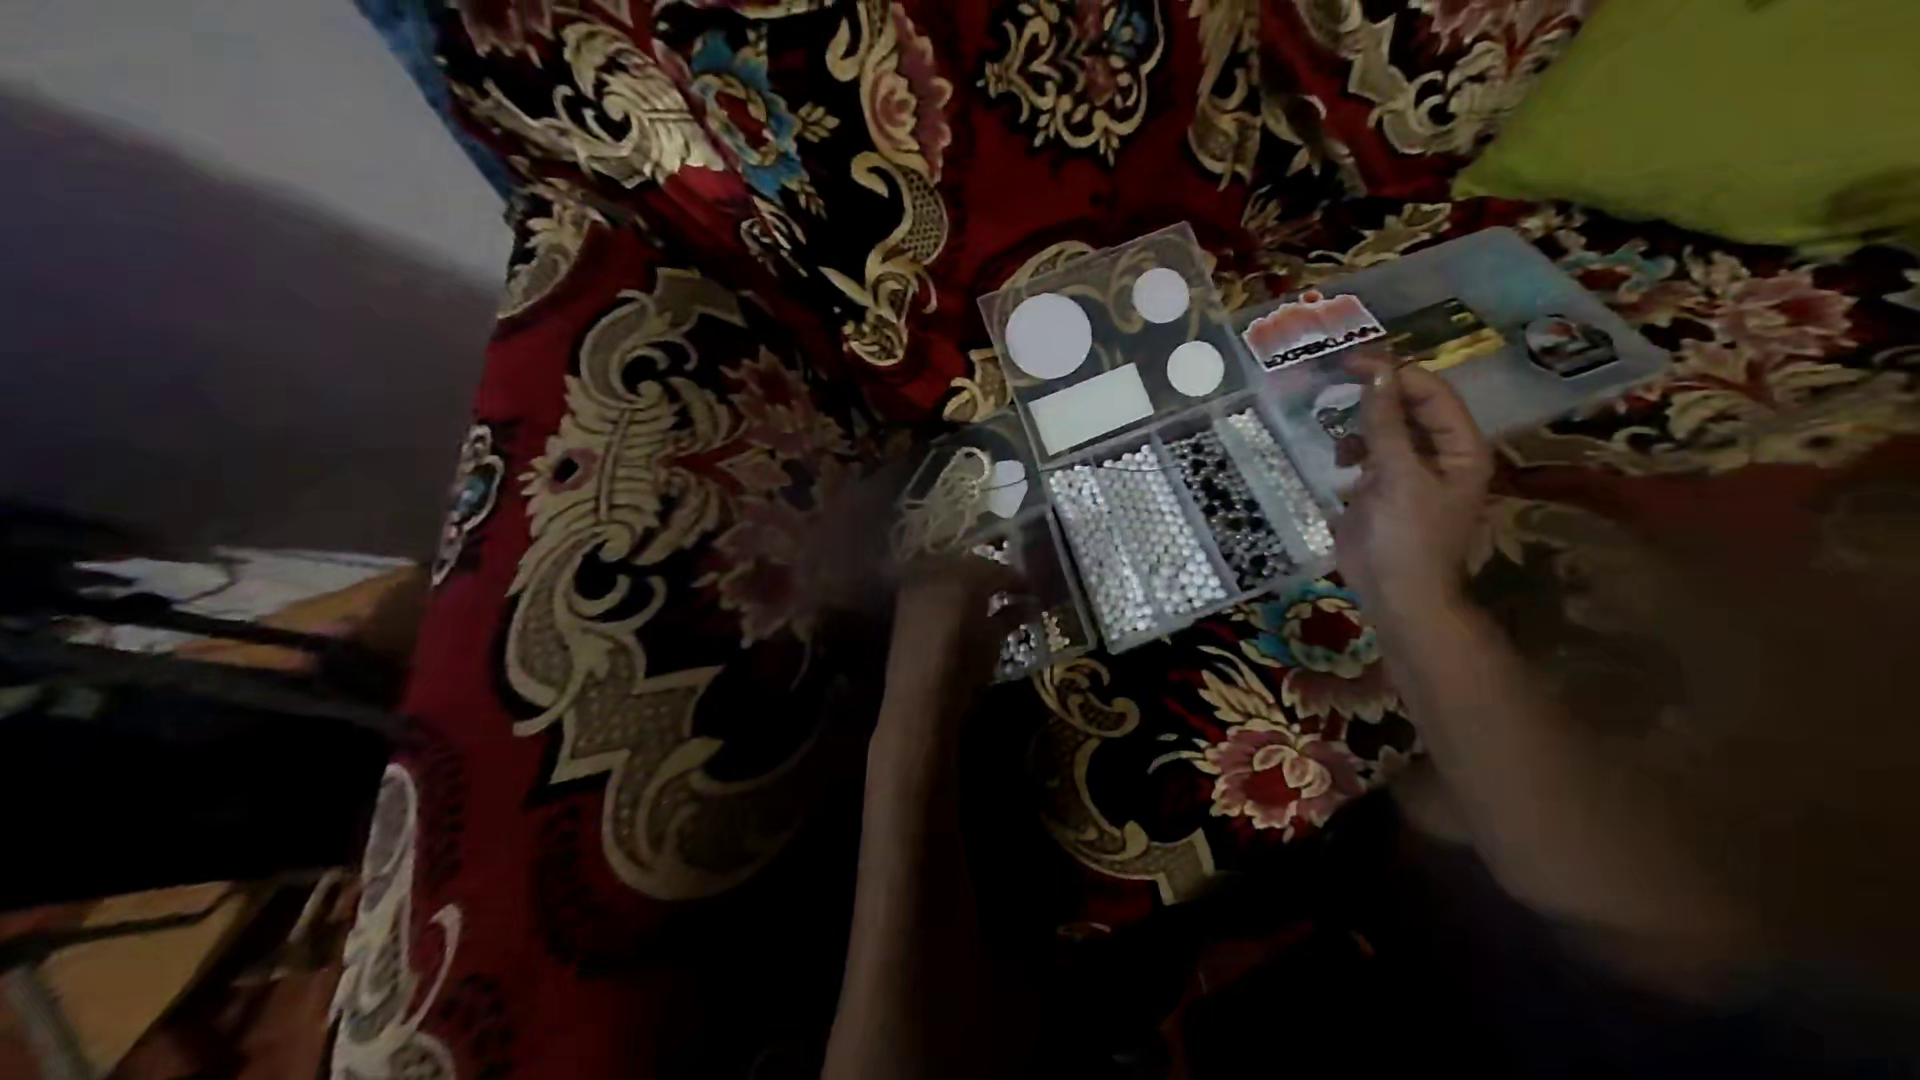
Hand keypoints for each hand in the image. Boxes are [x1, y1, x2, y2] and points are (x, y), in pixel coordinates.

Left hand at [882, 555, 1027, 727]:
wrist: (918, 699)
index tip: (1031, 592)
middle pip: (972, 564)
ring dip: (970, 579)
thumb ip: (1010, 616)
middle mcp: (938, 574)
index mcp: (966, 581)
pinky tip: (962, 603)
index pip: (998, 570)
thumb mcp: (993, 642)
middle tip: (1011, 592)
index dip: (1017, 580)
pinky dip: (949, 587)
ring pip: (950, 568)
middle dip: (993, 575)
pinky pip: (932, 580)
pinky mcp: (903, 599)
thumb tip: (1030, 605)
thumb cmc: (963, 672)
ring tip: (988, 597)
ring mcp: (917, 584)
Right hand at [1333, 357, 1492, 623]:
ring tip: (1340, 435)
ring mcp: (1408, 470)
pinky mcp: (1380, 487)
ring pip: (1385, 427)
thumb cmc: (1407, 537)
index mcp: (1461, 448)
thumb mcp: (1398, 476)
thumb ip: (1386, 424)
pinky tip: (1339, 459)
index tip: (1354, 361)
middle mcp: (1439, 453)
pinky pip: (1367, 452)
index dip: (1397, 373)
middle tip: (1337, 376)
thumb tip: (1376, 373)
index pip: (1432, 394)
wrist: (1394, 593)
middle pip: (1409, 406)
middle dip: (1376, 393)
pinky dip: (1351, 448)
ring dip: (1360, 423)